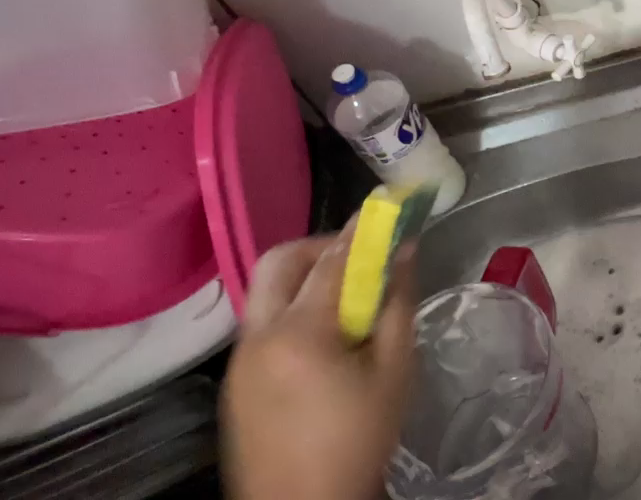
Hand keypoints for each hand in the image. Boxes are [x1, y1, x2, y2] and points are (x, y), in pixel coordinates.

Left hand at [221, 227, 417, 499]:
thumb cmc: (359, 436)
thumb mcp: (395, 366)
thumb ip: (398, 300)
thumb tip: (405, 247)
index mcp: (299, 332)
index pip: (334, 258)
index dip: (365, 227)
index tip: (390, 203)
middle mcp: (258, 336)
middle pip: (278, 261)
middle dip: (321, 245)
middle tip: (361, 257)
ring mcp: (239, 360)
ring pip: (267, 291)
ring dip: (306, 277)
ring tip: (350, 299)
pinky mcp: (235, 381)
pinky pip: (264, 323)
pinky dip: (295, 309)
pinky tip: (328, 337)